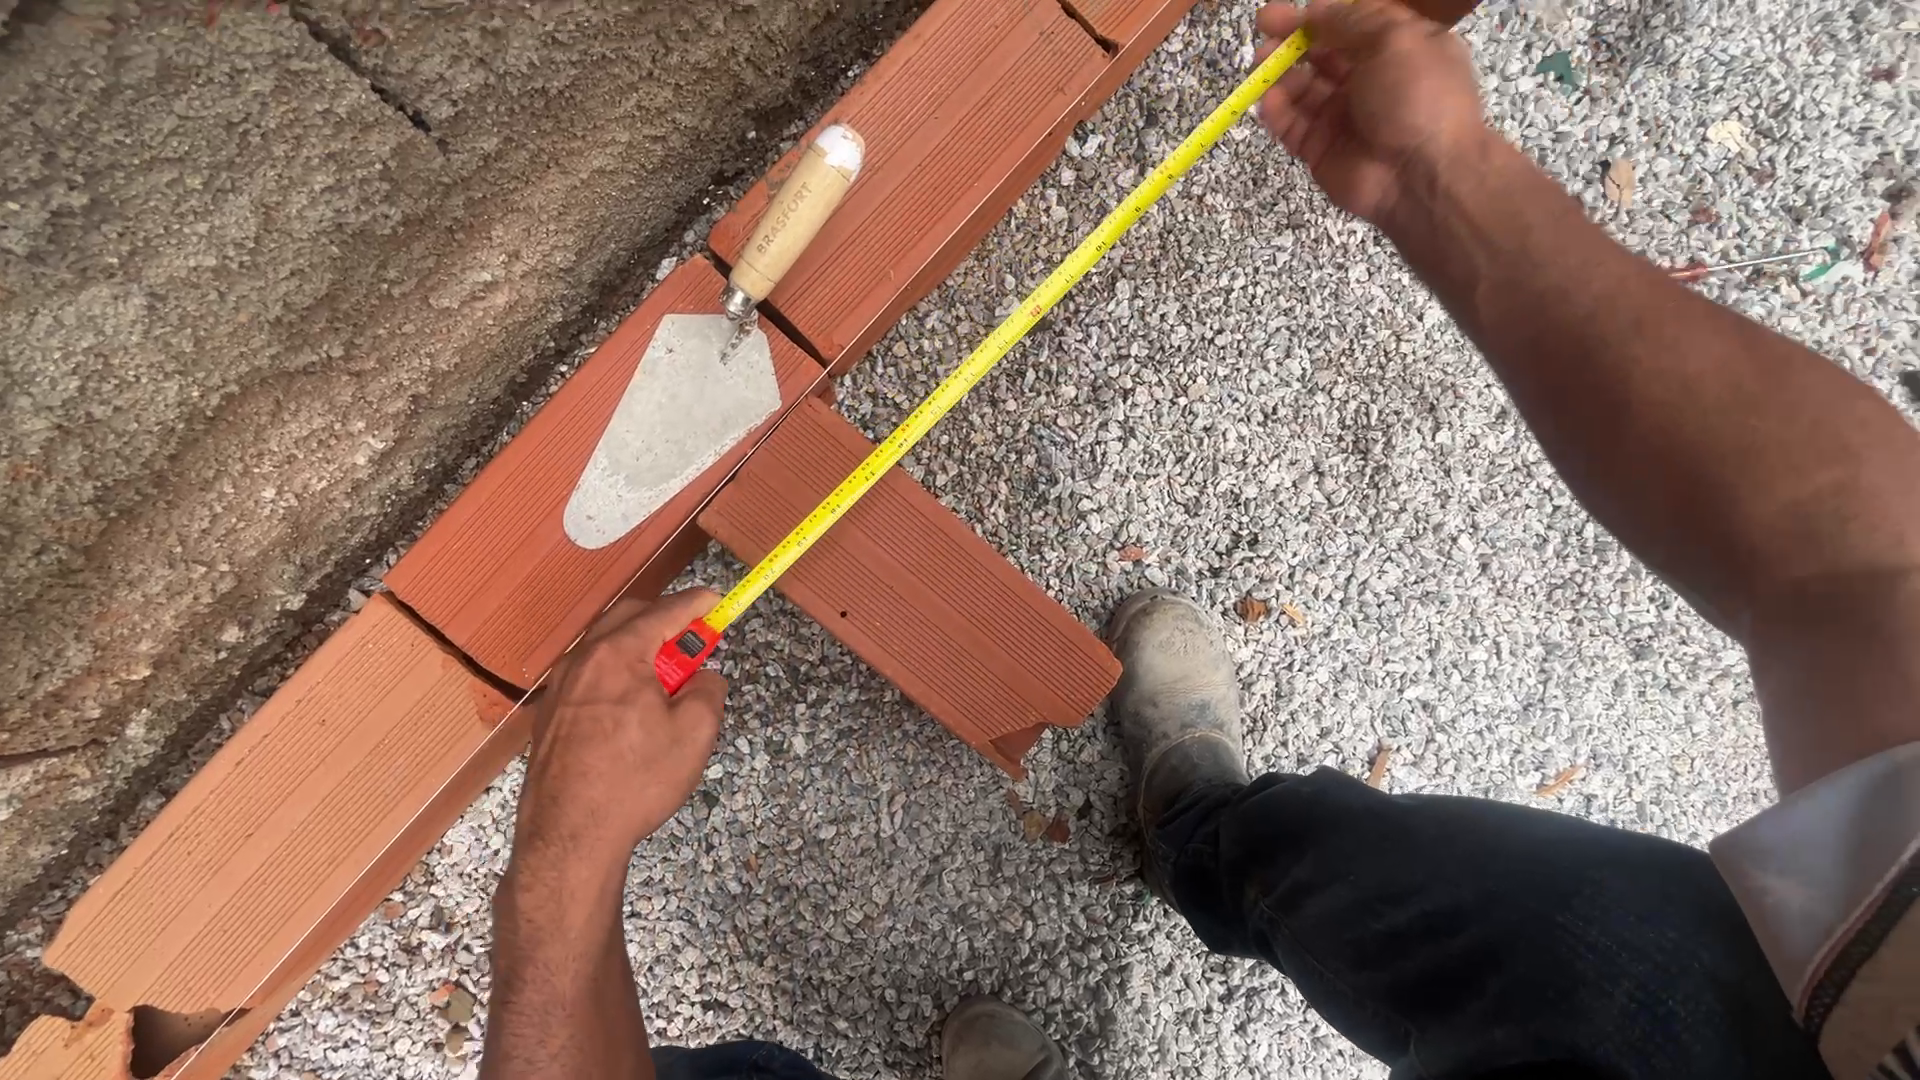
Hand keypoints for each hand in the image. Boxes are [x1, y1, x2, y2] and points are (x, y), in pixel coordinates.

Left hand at [512, 590, 727, 866]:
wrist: (568, 840)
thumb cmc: (636, 782)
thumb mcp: (695, 732)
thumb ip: (708, 689)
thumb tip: (703, 676)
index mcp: (618, 655)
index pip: (666, 611)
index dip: (698, 603)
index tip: (719, 601)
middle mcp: (582, 661)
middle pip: (628, 617)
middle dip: (665, 620)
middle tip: (695, 644)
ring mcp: (558, 688)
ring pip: (605, 647)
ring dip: (640, 649)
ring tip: (666, 685)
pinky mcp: (548, 716)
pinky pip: (589, 676)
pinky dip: (617, 674)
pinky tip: (632, 712)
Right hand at [1255, 0, 1485, 222]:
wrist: (1419, 174)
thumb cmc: (1418, 96)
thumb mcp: (1395, 38)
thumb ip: (1351, 20)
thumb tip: (1315, 10)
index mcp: (1394, 47)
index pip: (1347, 24)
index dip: (1314, 16)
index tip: (1278, 14)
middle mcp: (1366, 80)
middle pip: (1319, 56)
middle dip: (1290, 45)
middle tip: (1262, 38)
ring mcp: (1341, 117)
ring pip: (1301, 91)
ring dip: (1279, 77)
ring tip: (1260, 70)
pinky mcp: (1319, 149)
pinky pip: (1292, 126)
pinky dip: (1278, 113)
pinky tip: (1267, 101)